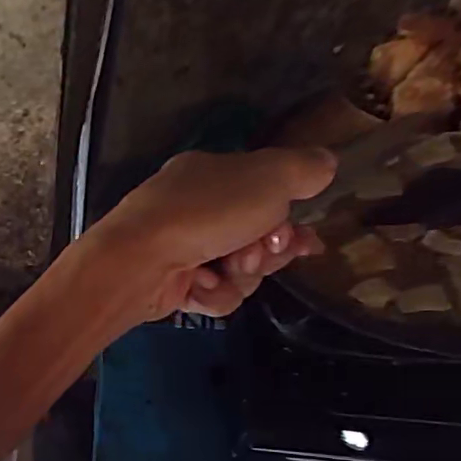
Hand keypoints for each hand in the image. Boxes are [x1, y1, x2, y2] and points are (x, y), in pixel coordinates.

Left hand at [81, 147, 335, 322]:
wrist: (137, 261)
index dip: (291, 220)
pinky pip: (214, 295)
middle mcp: (192, 210)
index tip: (304, 239)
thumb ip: (304, 168)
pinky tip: (200, 286)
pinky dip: (214, 293)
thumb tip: (324, 165)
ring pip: (239, 270)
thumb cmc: (204, 213)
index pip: (263, 196)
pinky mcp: (170, 285)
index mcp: (208, 175)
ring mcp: (179, 249)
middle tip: (260, 252)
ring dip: (243, 274)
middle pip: (257, 238)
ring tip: (226, 267)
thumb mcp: (270, 176)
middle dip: (268, 251)